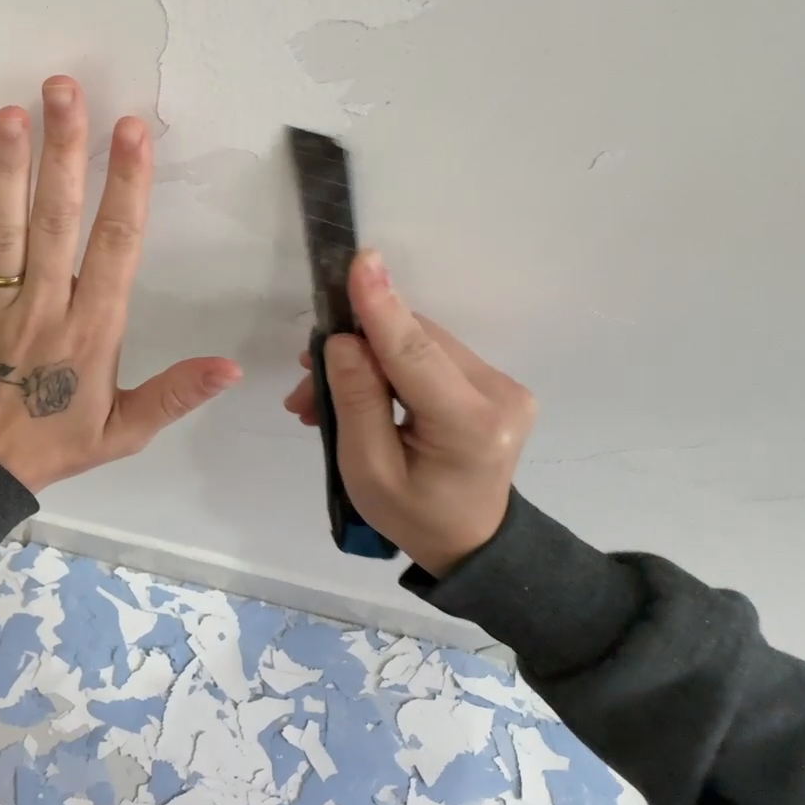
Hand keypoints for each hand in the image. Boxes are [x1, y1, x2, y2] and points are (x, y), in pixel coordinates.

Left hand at [0, 76, 241, 491]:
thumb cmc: (56, 442)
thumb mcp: (124, 431)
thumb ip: (175, 394)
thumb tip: (233, 367)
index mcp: (92, 330)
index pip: (115, 247)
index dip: (126, 186)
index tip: (132, 132)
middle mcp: (45, 306)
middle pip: (57, 220)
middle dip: (65, 152)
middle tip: (64, 91)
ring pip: (6, 228)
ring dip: (9, 167)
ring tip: (12, 112)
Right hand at [282, 249, 535, 575]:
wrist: (469, 542)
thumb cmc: (410, 516)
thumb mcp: (366, 469)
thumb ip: (355, 402)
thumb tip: (342, 343)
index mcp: (468, 425)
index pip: (414, 352)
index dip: (381, 307)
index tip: (360, 261)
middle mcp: (498, 394)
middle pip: (413, 343)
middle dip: (353, 352)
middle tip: (303, 389)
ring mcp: (502, 386)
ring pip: (418, 345)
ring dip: (365, 360)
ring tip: (317, 399)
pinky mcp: (493, 384)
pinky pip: (428, 356)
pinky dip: (387, 366)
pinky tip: (357, 392)